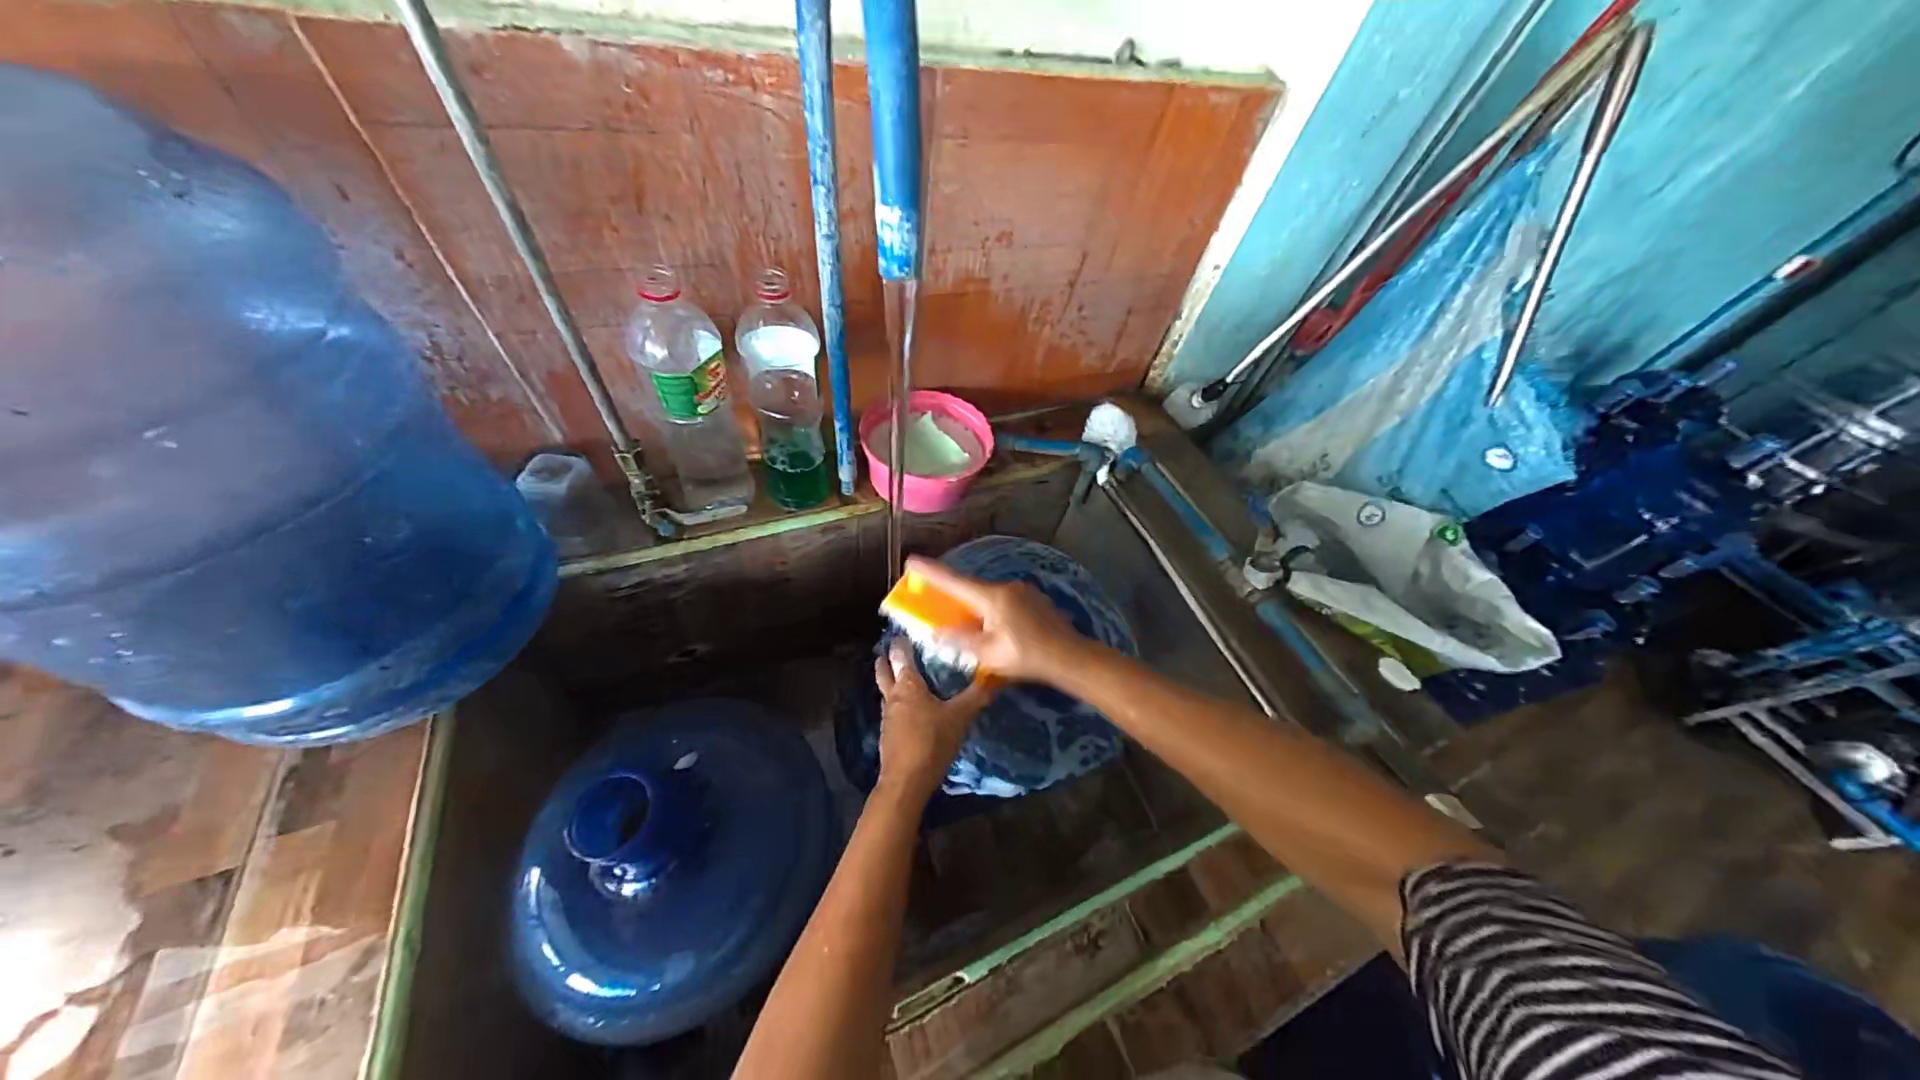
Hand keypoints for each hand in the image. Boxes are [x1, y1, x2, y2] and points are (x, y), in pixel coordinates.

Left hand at [874, 640, 993, 800]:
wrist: (906, 781)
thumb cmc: (931, 741)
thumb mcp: (960, 717)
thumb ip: (976, 696)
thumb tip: (995, 677)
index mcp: (908, 685)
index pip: (900, 654)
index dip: (902, 641)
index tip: (907, 631)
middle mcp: (893, 696)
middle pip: (884, 670)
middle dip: (887, 659)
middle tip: (895, 650)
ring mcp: (887, 716)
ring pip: (885, 691)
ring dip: (891, 681)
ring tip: (904, 677)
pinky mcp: (888, 734)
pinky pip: (891, 710)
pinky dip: (897, 703)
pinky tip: (909, 709)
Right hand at [902, 556, 1093, 683]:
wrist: (1070, 657)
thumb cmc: (1027, 656)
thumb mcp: (988, 653)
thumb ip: (960, 640)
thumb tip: (936, 632)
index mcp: (992, 597)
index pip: (954, 581)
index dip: (931, 572)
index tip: (912, 561)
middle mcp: (1006, 587)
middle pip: (972, 588)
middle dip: (953, 594)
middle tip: (938, 601)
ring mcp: (1023, 591)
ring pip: (989, 595)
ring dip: (975, 606)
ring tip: (969, 624)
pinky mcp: (1034, 600)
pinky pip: (1004, 600)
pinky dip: (992, 609)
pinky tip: (996, 627)